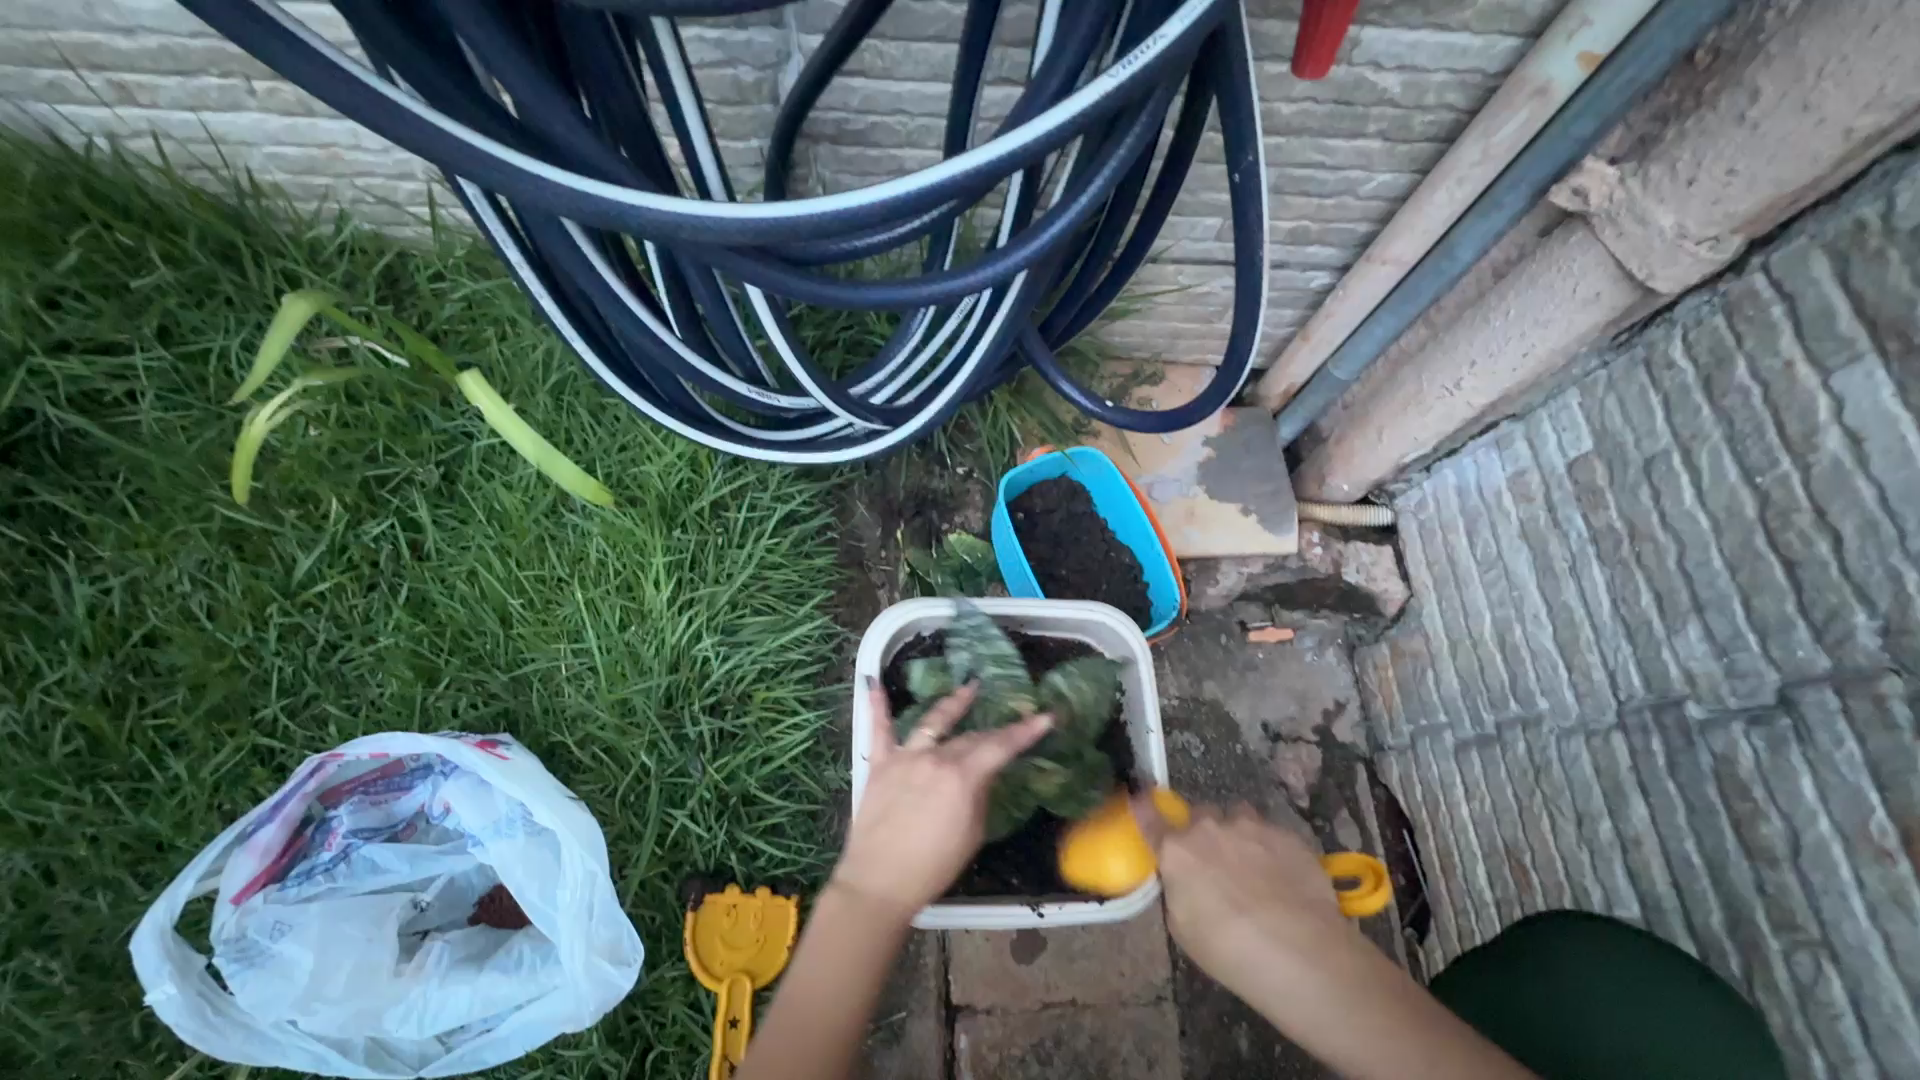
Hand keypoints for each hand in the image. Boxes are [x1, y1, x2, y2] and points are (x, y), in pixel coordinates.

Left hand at [832, 680, 1051, 921]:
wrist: (879, 882)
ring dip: (953, 704)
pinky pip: (879, 730)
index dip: (1025, 731)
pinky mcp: (879, 765)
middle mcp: (935, 758)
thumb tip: (981, 775)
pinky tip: (874, 683)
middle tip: (1011, 725)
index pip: (1000, 746)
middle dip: (993, 732)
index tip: (1046, 716)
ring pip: (933, 723)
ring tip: (969, 688)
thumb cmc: (933, 867)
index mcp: (962, 777)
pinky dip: (877, 706)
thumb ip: (979, 797)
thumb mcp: (972, 835)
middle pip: (969, 737)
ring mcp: (904, 758)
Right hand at [1136, 799, 1356, 999]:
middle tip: (1213, 862)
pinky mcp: (1287, 835)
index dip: (1145, 808)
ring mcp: (1252, 827)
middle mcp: (1210, 828)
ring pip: (1238, 817)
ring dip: (1238, 834)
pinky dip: (1270, 848)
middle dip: (1203, 832)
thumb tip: (1183, 878)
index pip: (1150, 816)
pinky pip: (1270, 832)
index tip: (1142, 802)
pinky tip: (1283, 878)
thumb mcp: (1182, 928)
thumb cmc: (1229, 951)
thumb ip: (1177, 889)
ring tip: (1252, 866)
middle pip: (1200, 815)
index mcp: (1178, 851)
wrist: (1301, 954)